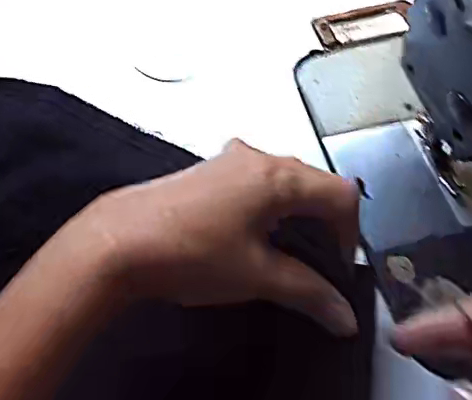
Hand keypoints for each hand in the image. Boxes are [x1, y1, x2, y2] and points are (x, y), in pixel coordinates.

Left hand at [66, 140, 361, 336]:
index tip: (337, 268)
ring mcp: (236, 158)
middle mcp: (260, 156)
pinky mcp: (216, 168)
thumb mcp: (256, 277)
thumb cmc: (188, 251)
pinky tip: (251, 237)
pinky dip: (271, 205)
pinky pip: (260, 178)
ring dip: (297, 213)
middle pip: (316, 182)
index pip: (341, 193)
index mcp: (278, 175)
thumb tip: (342, 313)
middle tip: (317, 266)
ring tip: (283, 254)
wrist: (122, 240)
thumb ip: (307, 292)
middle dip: (325, 224)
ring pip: (288, 178)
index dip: (349, 233)